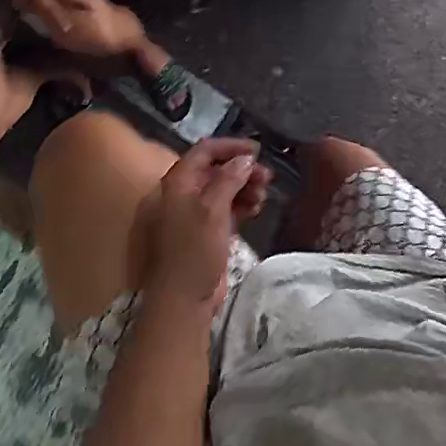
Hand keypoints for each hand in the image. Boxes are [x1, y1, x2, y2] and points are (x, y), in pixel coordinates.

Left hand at [145, 138, 269, 309]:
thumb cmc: (193, 250)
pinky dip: (241, 204)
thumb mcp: (212, 210)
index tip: (257, 150)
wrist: (182, 299)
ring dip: (245, 187)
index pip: (204, 151)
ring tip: (264, 195)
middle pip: (216, 169)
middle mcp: (184, 193)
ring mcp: (195, 213)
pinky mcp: (206, 231)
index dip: (230, 146)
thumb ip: (228, 179)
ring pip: (223, 189)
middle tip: (267, 177)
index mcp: (177, 182)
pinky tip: (256, 208)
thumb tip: (245, 159)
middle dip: (242, 169)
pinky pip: (226, 208)